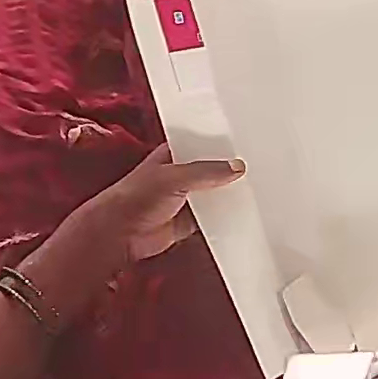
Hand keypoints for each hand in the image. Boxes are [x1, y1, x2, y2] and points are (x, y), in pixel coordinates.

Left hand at [85, 143, 246, 261]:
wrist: (120, 232)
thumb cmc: (136, 196)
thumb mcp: (174, 176)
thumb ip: (206, 172)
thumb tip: (236, 167)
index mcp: (174, 155)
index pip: (204, 145)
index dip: (222, 146)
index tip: (246, 145)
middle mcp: (182, 175)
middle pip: (212, 172)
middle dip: (229, 173)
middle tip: (256, 170)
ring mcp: (186, 199)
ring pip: (214, 196)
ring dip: (228, 197)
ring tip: (255, 192)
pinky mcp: (189, 221)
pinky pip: (212, 219)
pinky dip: (223, 219)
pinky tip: (240, 216)